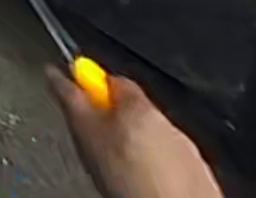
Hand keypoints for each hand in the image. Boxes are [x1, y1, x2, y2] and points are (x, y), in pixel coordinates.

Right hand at [47, 68, 222, 197]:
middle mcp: (170, 126)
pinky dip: (153, 167)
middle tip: (93, 136)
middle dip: (112, 120)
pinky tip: (139, 181)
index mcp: (141, 106)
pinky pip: (169, 163)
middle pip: (132, 111)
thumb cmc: (127, 175)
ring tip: (116, 164)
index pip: (113, 79)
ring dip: (132, 144)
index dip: (92, 86)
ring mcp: (190, 155)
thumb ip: (67, 95)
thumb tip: (54, 73)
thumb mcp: (82, 128)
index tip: (78, 97)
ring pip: (151, 138)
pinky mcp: (201, 181)